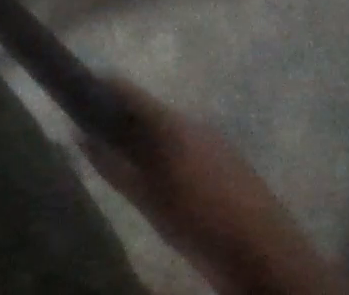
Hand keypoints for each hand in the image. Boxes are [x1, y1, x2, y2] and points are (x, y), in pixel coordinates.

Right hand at [80, 81, 348, 294]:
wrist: (272, 261)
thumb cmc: (200, 223)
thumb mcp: (146, 199)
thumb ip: (110, 164)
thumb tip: (78, 134)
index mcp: (169, 122)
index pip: (123, 86)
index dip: (98, 86)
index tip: (76, 97)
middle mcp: (193, 121)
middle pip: (146, 107)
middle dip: (120, 117)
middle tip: (99, 137)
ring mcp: (217, 140)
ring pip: (168, 127)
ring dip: (146, 136)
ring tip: (130, 162)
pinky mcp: (233, 160)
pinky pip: (190, 143)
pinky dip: (170, 151)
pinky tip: (166, 179)